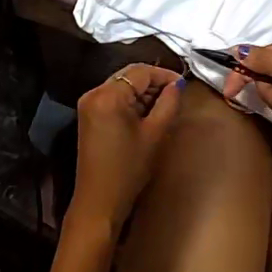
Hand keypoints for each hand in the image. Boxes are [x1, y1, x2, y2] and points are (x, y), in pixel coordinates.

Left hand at [70, 64, 183, 237]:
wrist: (99, 200)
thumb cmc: (128, 169)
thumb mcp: (154, 134)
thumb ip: (168, 104)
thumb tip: (176, 85)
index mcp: (108, 96)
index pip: (139, 72)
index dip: (163, 74)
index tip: (183, 83)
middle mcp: (94, 93)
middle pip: (128, 76)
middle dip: (153, 82)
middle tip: (176, 93)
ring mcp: (88, 104)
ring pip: (121, 86)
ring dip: (142, 92)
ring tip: (165, 104)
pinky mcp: (88, 115)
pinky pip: (113, 98)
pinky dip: (130, 101)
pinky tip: (147, 112)